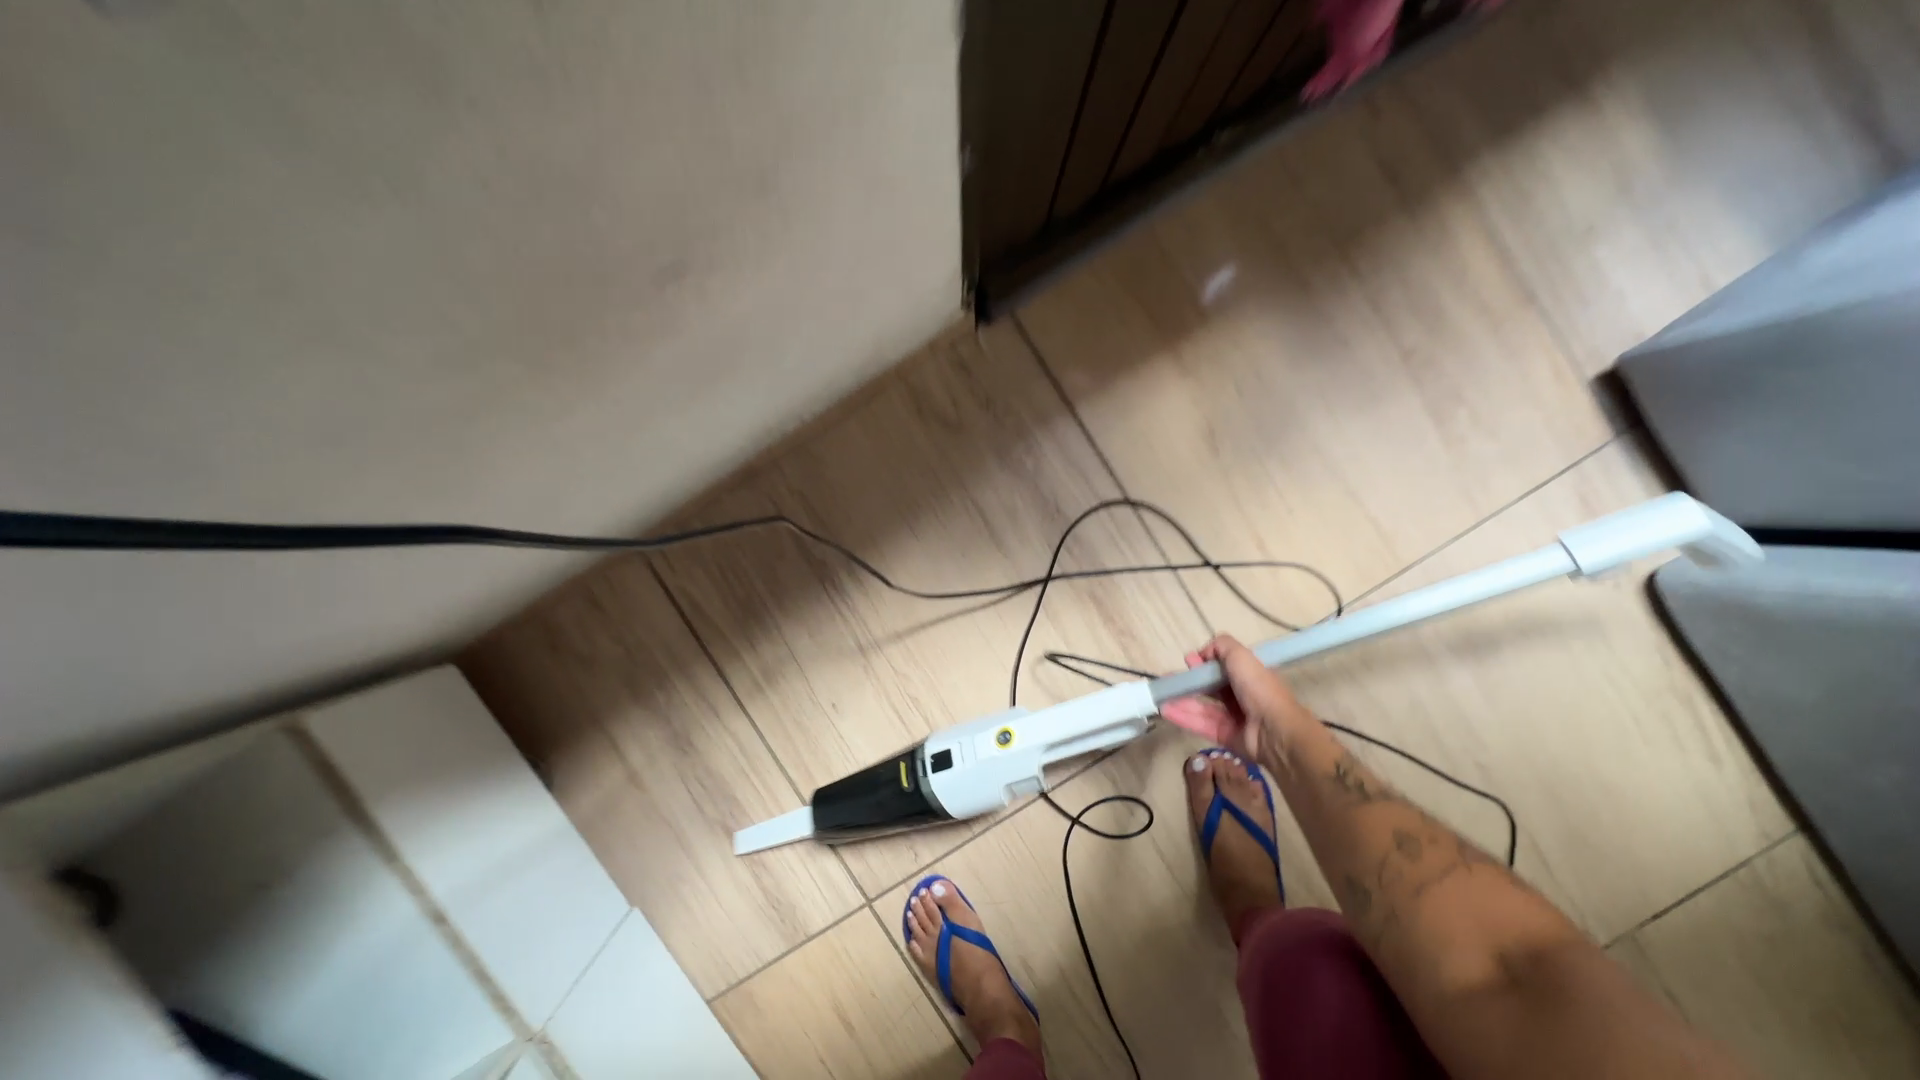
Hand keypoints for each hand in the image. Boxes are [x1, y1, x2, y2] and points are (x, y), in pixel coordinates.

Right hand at [1158, 634, 1310, 761]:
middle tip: (1168, 680)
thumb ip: (1221, 646)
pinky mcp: (1224, 735)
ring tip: (1160, 695)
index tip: (1189, 661)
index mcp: (1248, 676)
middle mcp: (1240, 695)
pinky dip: (1183, 717)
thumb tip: (1202, 653)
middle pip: (1209, 688)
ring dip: (1180, 700)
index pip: (1222, 667)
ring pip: (1201, 706)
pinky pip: (1200, 724)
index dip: (1204, 664)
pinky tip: (1165, 710)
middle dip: (1188, 683)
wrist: (1274, 729)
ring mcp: (1232, 717)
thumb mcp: (1242, 657)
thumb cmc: (1259, 689)